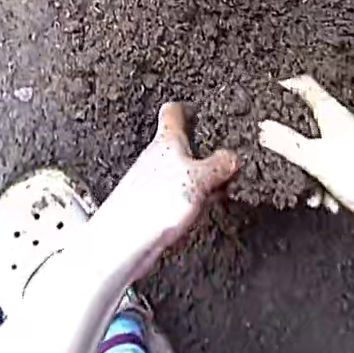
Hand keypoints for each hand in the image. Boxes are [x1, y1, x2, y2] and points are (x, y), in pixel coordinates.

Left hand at [88, 102, 238, 278]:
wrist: (121, 243)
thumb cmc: (152, 204)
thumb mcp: (198, 179)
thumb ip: (219, 166)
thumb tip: (232, 157)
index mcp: (167, 140)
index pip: (173, 111)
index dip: (187, 108)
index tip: (198, 111)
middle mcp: (157, 156)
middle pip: (181, 143)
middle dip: (201, 152)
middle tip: (222, 161)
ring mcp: (153, 181)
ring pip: (180, 171)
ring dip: (198, 179)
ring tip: (215, 192)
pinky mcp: (151, 205)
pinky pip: (176, 195)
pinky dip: (189, 200)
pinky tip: (196, 213)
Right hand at [258, 75, 353, 255]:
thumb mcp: (316, 159)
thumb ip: (288, 143)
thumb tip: (262, 128)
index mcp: (333, 113)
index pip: (306, 86)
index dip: (287, 86)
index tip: (271, 92)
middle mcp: (343, 124)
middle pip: (310, 121)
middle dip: (294, 142)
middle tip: (281, 153)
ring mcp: (352, 144)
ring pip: (320, 151)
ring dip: (310, 171)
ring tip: (311, 193)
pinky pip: (333, 169)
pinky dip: (325, 184)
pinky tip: (326, 201)